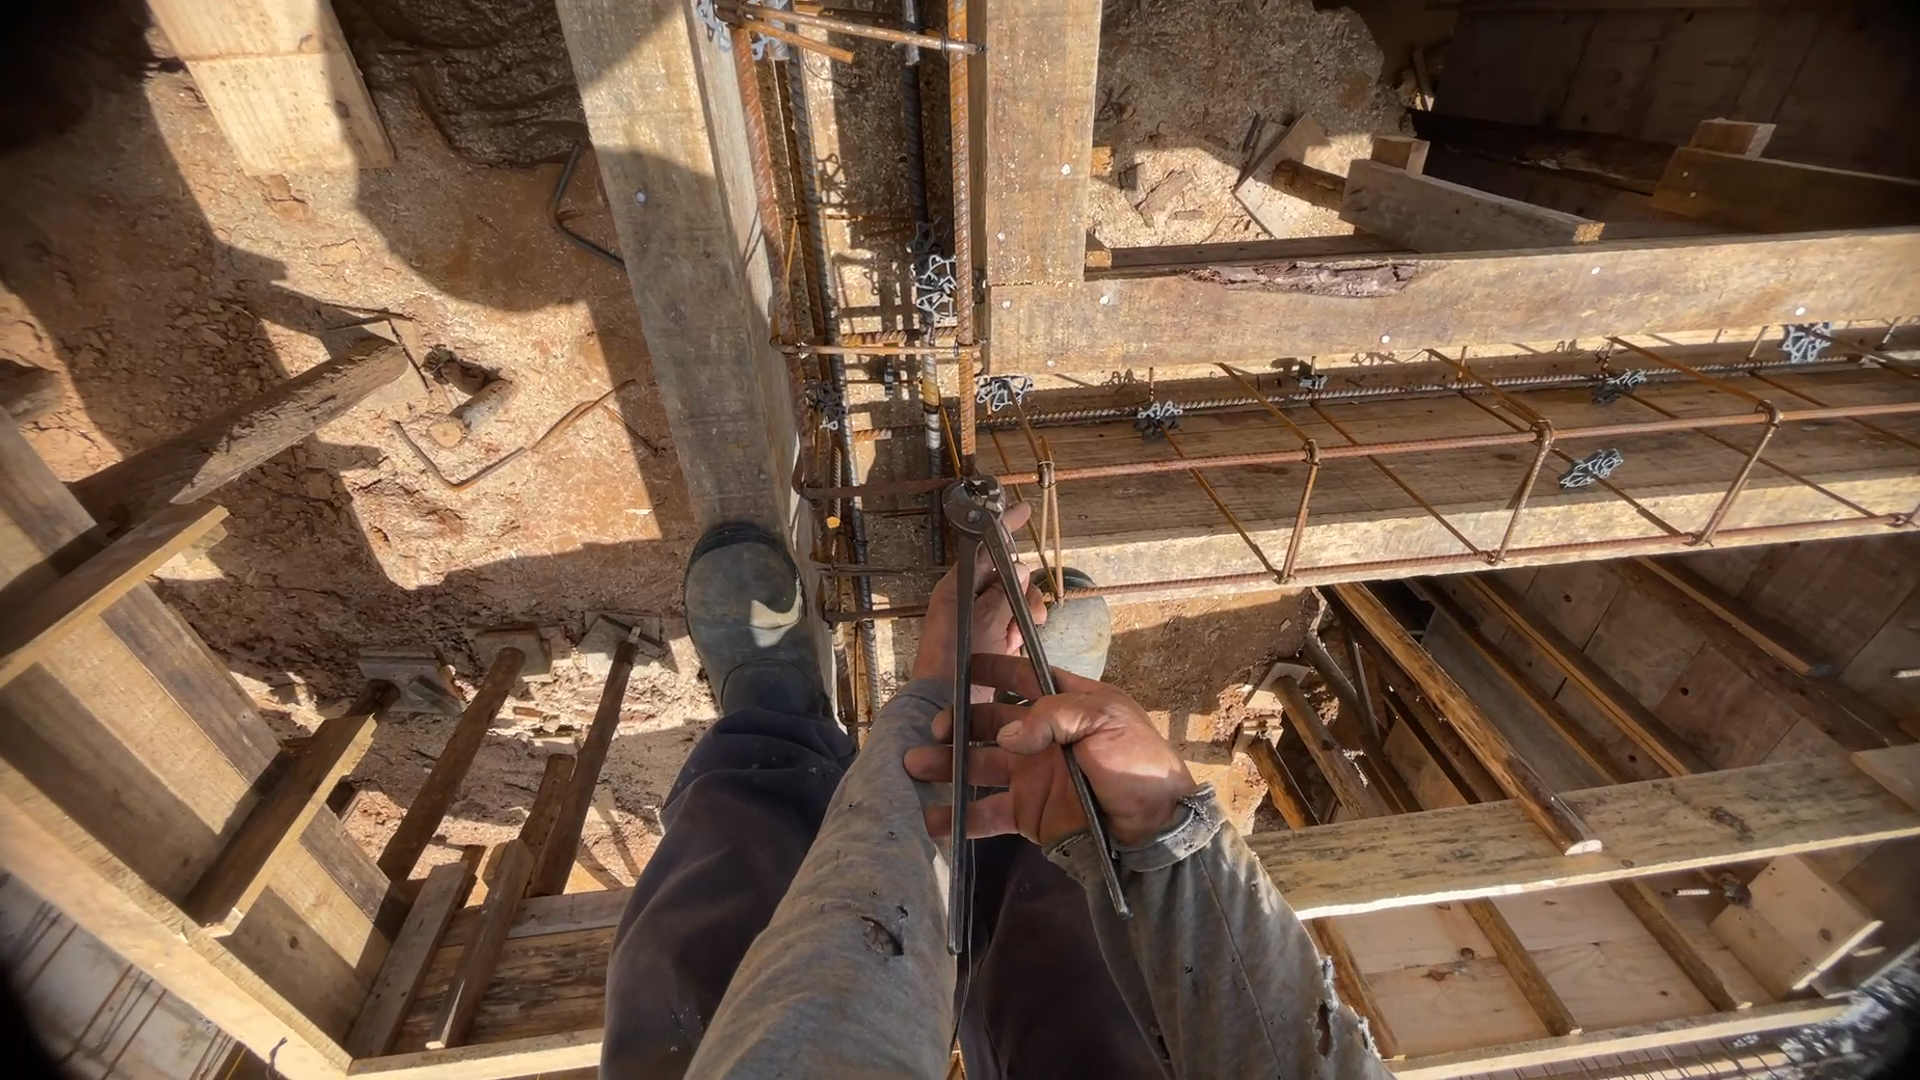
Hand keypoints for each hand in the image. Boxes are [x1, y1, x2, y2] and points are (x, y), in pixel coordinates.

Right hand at [904, 654, 1197, 846]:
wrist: (1155, 829)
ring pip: (979, 765)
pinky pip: (986, 813)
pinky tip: (931, 819)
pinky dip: (958, 817)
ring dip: (947, 766)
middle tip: (933, 729)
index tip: (962, 663)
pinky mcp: (1028, 813)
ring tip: (913, 767)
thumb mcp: (1105, 721)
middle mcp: (1042, 736)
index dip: (993, 667)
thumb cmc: (1136, 762)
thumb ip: (1054, 716)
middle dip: (958, 722)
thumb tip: (1006, 734)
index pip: (1023, 677)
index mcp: (1065, 704)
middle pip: (990, 722)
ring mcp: (1032, 775)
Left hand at [910, 501, 1047, 693]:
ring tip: (1016, 637)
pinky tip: (1016, 645)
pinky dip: (1020, 630)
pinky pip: (1016, 622)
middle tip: (1028, 612)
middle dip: (1022, 589)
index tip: (1023, 508)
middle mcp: (968, 599)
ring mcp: (982, 620)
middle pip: (1007, 575)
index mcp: (956, 588)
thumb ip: (1002, 594)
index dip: (1003, 529)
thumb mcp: (981, 622)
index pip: (983, 550)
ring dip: (1024, 613)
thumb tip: (1020, 568)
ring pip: (1016, 599)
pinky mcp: (992, 639)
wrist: (947, 703)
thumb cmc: (956, 660)